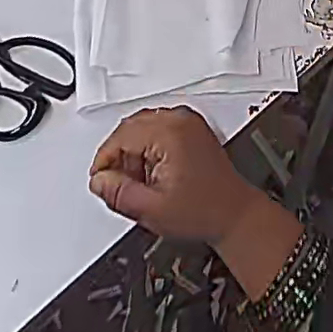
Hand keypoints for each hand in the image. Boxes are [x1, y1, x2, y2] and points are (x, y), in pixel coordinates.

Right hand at [90, 107, 303, 298]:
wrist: (233, 212)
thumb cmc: (203, 210)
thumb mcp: (151, 209)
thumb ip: (119, 193)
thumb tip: (99, 180)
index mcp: (170, 132)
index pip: (122, 135)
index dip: (105, 159)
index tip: (100, 179)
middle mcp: (180, 119)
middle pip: (131, 127)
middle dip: (119, 155)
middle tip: (118, 184)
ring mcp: (188, 122)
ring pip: (144, 126)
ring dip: (133, 151)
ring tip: (141, 182)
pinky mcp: (191, 128)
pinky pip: (159, 128)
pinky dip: (148, 147)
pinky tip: (154, 173)